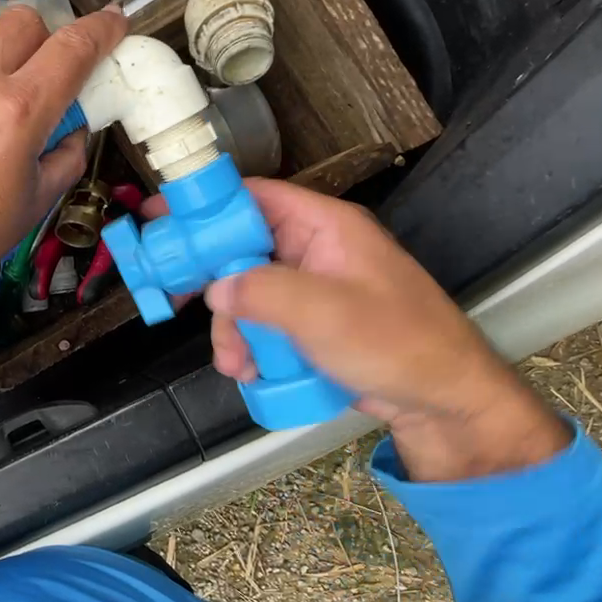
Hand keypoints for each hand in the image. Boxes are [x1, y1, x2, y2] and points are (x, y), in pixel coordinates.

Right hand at [186, 179, 568, 481]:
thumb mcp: (325, 314)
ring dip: (231, 329)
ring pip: (243, 294)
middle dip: (212, 285)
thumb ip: (262, 292)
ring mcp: (309, 288)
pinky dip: (247, 345)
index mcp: (325, 228)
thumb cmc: (400, 346)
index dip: (203, 205)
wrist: (442, 402)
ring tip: (236, 362)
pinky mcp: (306, 322)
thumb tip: (215, 288)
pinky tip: (250, 369)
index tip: (159, 220)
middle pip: (238, 249)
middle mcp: (313, 251)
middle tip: (176, 300)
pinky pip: (259, 323)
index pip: (253, 198)